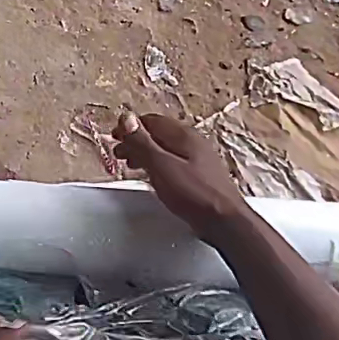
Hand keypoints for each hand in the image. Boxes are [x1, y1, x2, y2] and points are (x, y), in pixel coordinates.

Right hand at [112, 111, 248, 238]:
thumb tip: (127, 118)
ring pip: (164, 148)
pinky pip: (172, 162)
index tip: (114, 137)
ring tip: (131, 164)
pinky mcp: (198, 175)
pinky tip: (152, 176)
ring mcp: (197, 159)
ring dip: (144, 153)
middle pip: (157, 134)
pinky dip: (156, 164)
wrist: (224, 221)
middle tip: (119, 153)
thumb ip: (142, 143)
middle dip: (135, 141)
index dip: (129, 127)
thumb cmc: (193, 193)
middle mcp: (192, 142)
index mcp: (183, 135)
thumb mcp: (161, 166)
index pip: (150, 121)